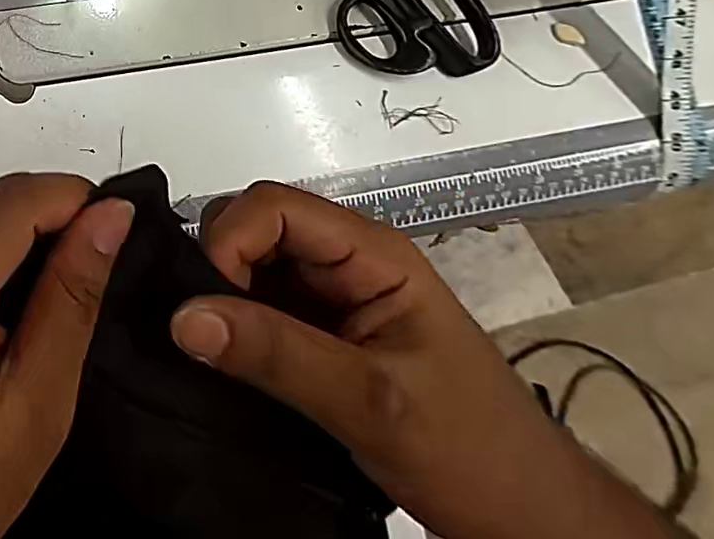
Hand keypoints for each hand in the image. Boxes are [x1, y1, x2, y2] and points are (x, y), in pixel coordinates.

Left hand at [0, 174, 134, 538]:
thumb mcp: (35, 403)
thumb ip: (71, 298)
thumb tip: (107, 220)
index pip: (13, 203)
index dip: (75, 200)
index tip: (119, 223)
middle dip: (59, 209)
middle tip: (103, 255)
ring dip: (33, 222)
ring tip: (68, 277)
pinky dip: (4, 237)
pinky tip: (27, 283)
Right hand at [168, 181, 676, 538]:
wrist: (528, 521)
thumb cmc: (478, 455)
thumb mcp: (374, 403)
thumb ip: (277, 354)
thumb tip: (185, 319)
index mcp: (370, 252)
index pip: (271, 206)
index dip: (230, 241)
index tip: (208, 303)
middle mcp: (343, 259)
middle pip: (252, 225)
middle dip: (218, 267)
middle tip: (209, 328)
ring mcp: (327, 292)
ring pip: (247, 263)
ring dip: (221, 298)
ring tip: (216, 348)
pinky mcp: (314, 327)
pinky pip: (253, 303)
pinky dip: (230, 324)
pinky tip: (227, 357)